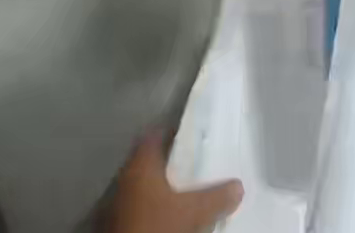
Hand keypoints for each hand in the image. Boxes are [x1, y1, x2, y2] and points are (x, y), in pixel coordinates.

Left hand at [108, 135, 244, 232]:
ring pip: (143, 182)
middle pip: (151, 157)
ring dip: (161, 185)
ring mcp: (117, 200)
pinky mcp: (115, 221)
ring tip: (185, 192)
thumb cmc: (154, 226)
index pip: (157, 132)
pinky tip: (168, 213)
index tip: (194, 136)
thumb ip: (216, 196)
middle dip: (172, 161)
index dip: (175, 131)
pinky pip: (137, 203)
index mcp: (141, 162)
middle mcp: (125, 174)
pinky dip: (152, 204)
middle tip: (195, 164)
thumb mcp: (191, 213)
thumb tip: (238, 185)